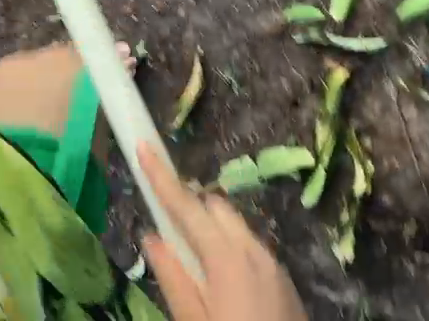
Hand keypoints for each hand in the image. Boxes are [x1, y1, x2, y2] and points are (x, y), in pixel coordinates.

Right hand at [139, 147, 308, 320]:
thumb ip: (173, 278)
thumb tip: (152, 238)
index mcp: (226, 258)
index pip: (186, 206)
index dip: (161, 177)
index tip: (144, 147)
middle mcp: (253, 249)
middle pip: (214, 207)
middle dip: (189, 206)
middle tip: (166, 224)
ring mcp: (273, 264)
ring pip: (234, 226)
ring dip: (211, 228)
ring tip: (192, 259)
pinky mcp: (284, 281)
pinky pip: (251, 247)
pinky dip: (230, 247)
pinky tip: (221, 280)